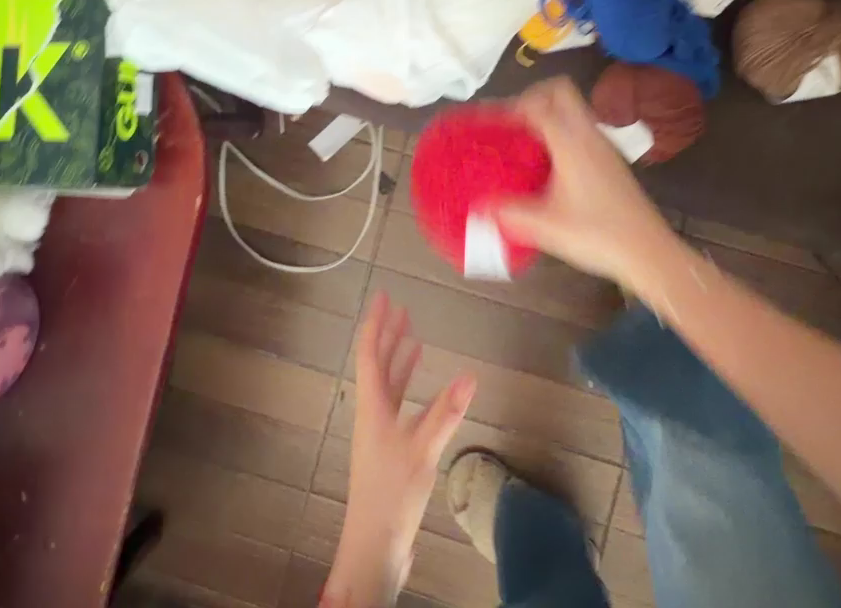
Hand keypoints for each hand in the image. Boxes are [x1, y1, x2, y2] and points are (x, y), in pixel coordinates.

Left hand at [325, 293, 475, 606]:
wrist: (375, 544)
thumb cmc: (392, 494)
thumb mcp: (424, 450)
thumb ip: (447, 413)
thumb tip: (471, 374)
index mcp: (372, 407)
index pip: (369, 354)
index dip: (376, 324)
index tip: (384, 297)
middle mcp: (372, 414)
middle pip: (377, 365)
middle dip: (388, 335)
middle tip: (399, 308)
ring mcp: (379, 432)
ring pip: (387, 384)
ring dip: (398, 358)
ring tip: (411, 335)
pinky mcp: (389, 449)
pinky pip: (398, 404)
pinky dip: (408, 387)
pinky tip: (423, 386)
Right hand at [494, 78, 682, 287]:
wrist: (649, 252)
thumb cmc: (599, 236)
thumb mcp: (545, 227)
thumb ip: (508, 213)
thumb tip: (478, 207)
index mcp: (572, 143)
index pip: (538, 104)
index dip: (510, 107)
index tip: (491, 123)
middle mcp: (590, 136)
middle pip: (560, 91)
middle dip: (532, 98)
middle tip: (511, 124)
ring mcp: (605, 146)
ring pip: (574, 109)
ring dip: (548, 115)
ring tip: (525, 144)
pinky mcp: (612, 161)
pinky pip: (582, 130)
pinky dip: (562, 133)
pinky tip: (550, 165)